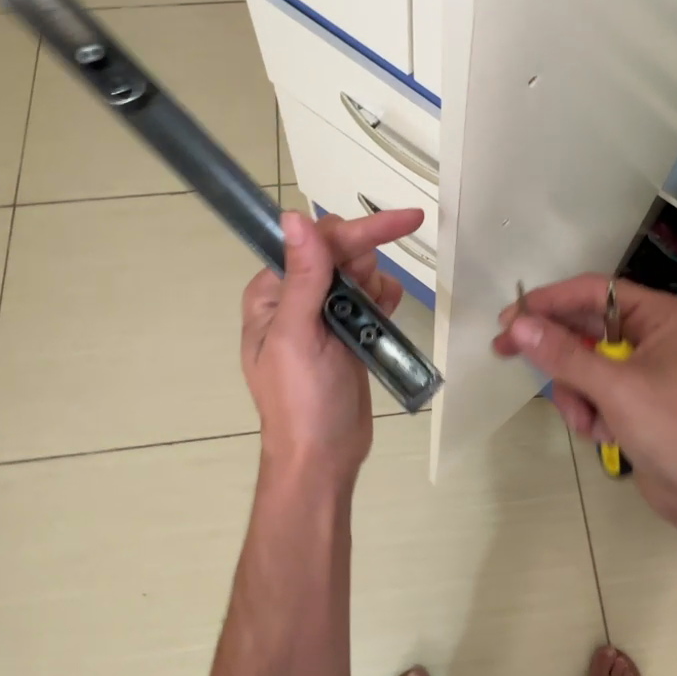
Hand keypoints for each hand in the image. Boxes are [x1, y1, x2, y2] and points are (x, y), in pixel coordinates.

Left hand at [241, 208, 422, 484]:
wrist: (322, 458)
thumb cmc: (300, 400)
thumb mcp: (296, 335)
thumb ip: (303, 276)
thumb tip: (294, 217)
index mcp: (271, 293)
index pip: (314, 243)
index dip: (355, 233)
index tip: (404, 222)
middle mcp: (294, 299)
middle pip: (338, 252)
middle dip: (365, 262)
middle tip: (372, 298)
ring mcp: (322, 316)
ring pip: (358, 273)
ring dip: (375, 283)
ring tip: (376, 314)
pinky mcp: (347, 334)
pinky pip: (371, 299)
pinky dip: (383, 299)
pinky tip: (386, 314)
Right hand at [492, 275, 676, 538]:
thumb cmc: (673, 430)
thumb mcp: (615, 389)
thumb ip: (564, 354)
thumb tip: (518, 324)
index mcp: (658, 316)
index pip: (593, 292)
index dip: (548, 301)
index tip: (509, 317)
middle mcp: (650, 334)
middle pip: (583, 327)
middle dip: (557, 355)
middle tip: (503, 351)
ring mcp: (642, 368)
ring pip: (581, 364)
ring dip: (575, 394)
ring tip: (587, 422)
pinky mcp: (633, 400)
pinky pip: (592, 391)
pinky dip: (589, 412)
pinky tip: (604, 435)